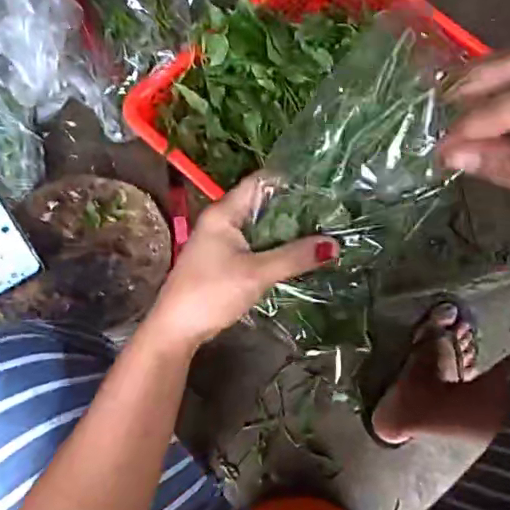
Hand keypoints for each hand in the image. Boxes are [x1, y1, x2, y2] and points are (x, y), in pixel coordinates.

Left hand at [142, 173, 337, 347]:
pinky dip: (276, 245)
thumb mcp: (257, 273)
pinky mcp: (224, 261)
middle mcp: (221, 221)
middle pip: (262, 204)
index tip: (320, 181)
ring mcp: (221, 242)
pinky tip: (298, 251)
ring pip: (260, 227)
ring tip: (322, 226)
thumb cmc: (211, 293)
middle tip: (329, 206)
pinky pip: (256, 245)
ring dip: (287, 229)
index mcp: (224, 213)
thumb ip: (294, 257)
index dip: (288, 179)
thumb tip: (334, 244)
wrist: (175, 330)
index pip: (259, 183)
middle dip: (294, 206)